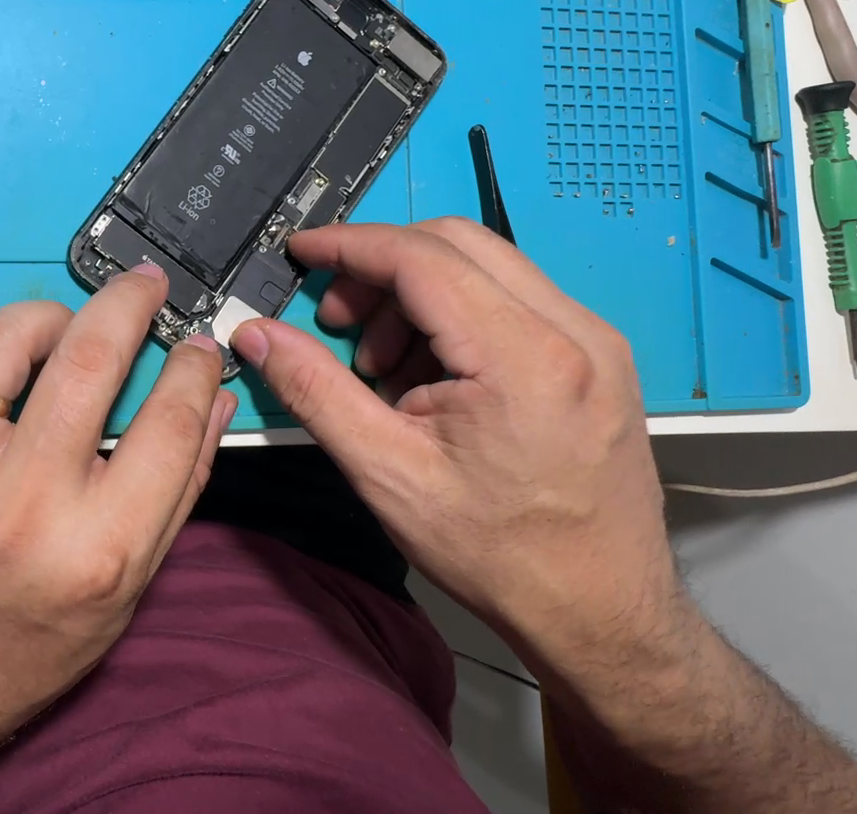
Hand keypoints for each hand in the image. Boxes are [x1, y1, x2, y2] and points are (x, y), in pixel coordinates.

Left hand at [0, 263, 237, 754]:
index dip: (194, 368)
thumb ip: (180, 485)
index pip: (168, 423)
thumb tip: (214, 394)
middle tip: (144, 285)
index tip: (198, 344)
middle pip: (87, 363)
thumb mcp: (132, 584)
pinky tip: (0, 351)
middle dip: (128, 305)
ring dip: (46, 313)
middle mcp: (23, 503)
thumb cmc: (41, 640)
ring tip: (67, 325)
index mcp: (98, 547)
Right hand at [230, 218, 685, 661]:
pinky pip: (508, 298)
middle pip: (455, 242)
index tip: (299, 252)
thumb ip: (312, 389)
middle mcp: (573, 327)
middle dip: (379, 266)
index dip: (349, 244)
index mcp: (523, 354)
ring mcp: (594, 338)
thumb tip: (255, 333)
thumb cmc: (492, 550)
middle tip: (337, 322)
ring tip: (380, 365)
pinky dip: (450, 314)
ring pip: (483, 265)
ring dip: (413, 292)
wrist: (601, 613)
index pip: (422, 257)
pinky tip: (426, 374)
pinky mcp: (596, 355)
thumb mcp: (384, 471)